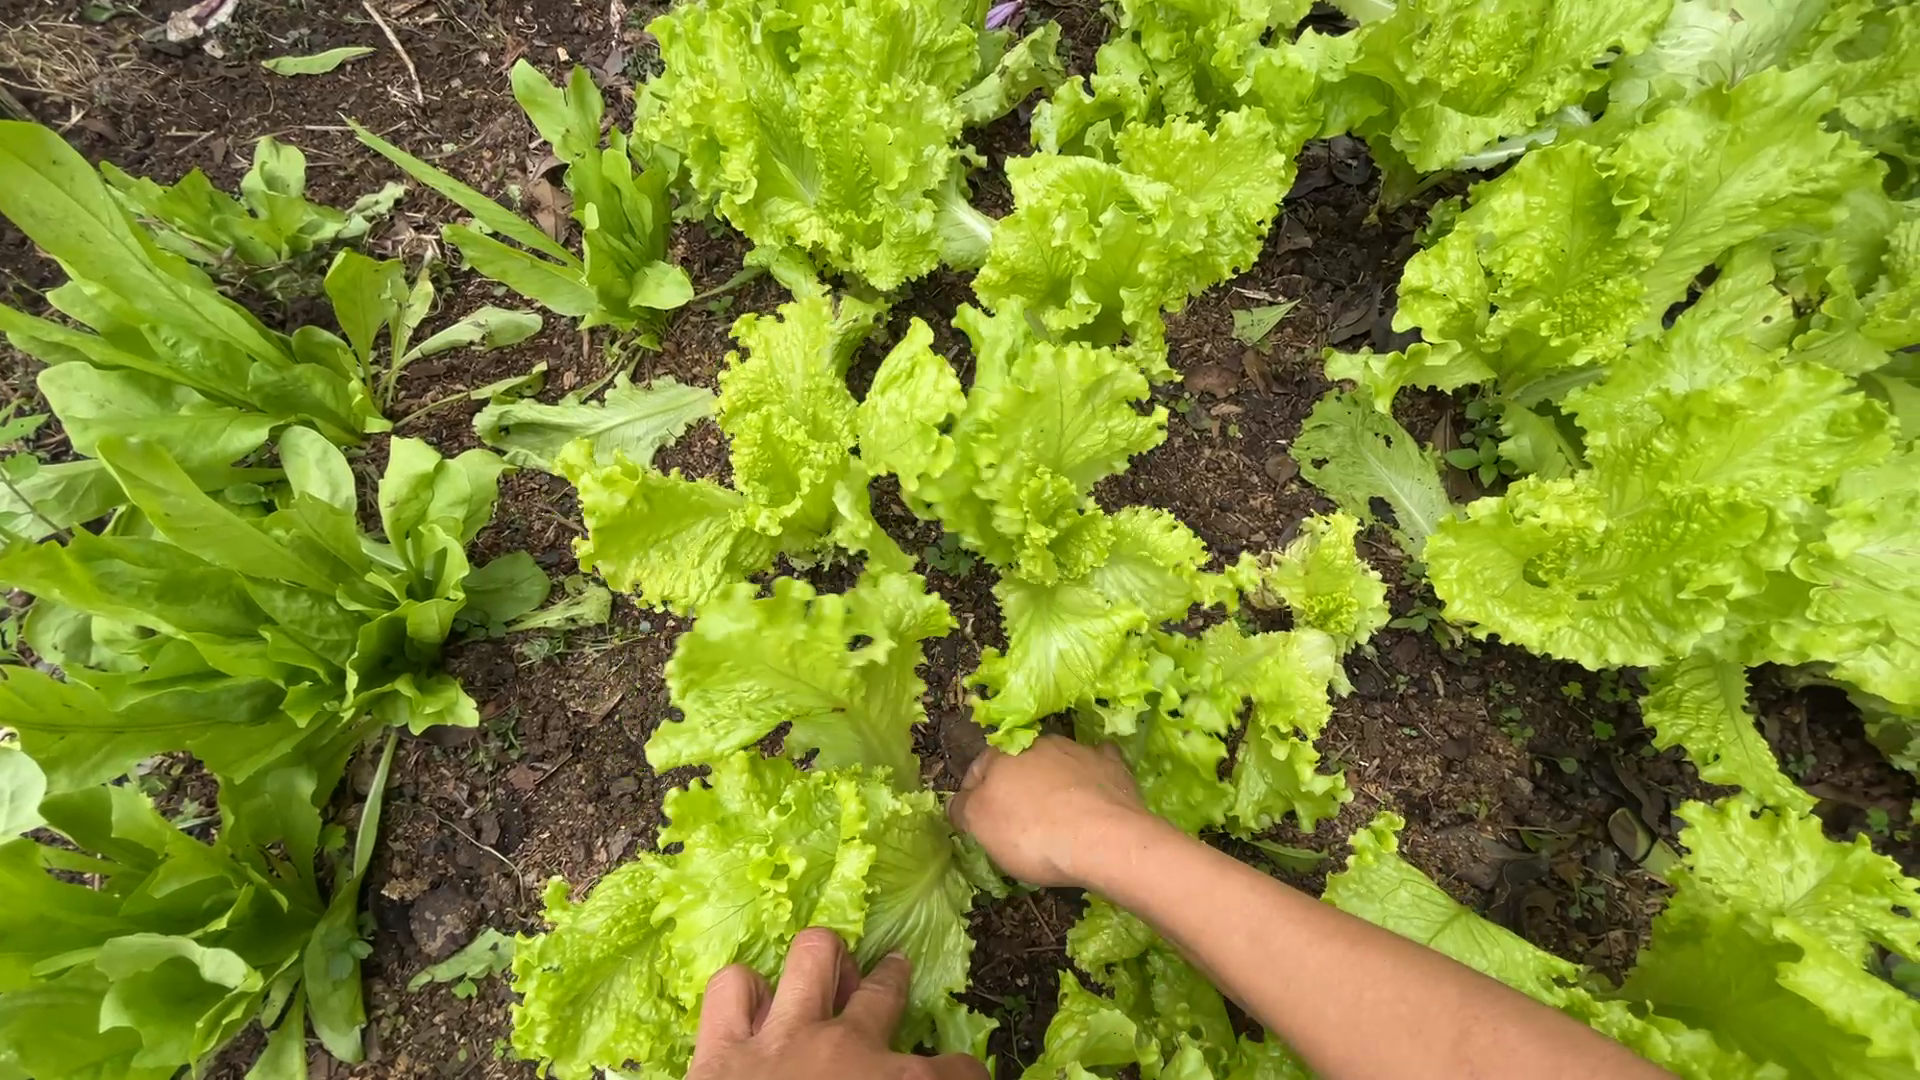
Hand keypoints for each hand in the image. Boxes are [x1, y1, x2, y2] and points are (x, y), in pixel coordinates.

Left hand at [688, 927, 986, 1079]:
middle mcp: (848, 1049)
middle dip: (893, 977)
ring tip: (822, 986)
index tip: (964, 1074)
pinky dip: (743, 995)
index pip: (960, 1072)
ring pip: (811, 955)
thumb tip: (907, 1073)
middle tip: (891, 976)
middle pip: (883, 991)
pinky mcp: (721, 1053)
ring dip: (820, 967)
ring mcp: (782, 1042)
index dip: (966, 1073)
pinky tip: (753, 1016)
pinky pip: (732, 990)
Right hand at [947, 735, 1155, 887]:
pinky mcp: (1112, 767)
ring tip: (1057, 816)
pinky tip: (1094, 793)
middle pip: (1019, 765)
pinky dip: (1093, 776)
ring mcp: (1079, 751)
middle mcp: (1041, 743)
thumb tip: (957, 803)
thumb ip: (962, 809)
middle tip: (1017, 823)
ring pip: (1057, 763)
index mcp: (1004, 754)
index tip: (977, 823)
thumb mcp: (980, 825)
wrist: (1103, 839)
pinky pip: (1098, 765)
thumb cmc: (1032, 833)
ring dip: (1052, 782)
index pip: (978, 769)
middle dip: (1015, 787)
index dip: (973, 796)